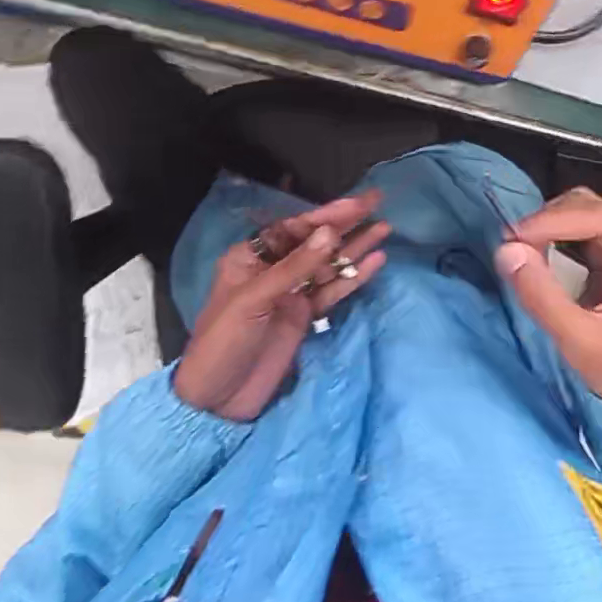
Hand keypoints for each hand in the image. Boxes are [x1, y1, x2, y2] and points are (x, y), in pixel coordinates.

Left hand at [174, 192, 388, 421]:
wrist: (217, 400)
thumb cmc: (222, 342)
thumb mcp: (253, 300)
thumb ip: (294, 267)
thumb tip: (330, 232)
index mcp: (251, 257)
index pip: (294, 228)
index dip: (326, 215)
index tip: (356, 204)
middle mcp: (274, 269)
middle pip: (315, 242)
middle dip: (346, 223)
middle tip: (377, 202)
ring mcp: (291, 293)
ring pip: (328, 265)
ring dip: (355, 248)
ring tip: (385, 228)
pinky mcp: (305, 317)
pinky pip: (332, 292)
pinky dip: (353, 277)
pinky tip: (375, 262)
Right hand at [495, 187, 601, 403]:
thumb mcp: (577, 340)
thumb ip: (542, 296)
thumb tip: (507, 251)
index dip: (557, 220)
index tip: (517, 235)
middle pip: (596, 209)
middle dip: (551, 219)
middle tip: (514, 242)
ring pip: (587, 211)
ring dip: (550, 222)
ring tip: (522, 244)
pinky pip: (582, 226)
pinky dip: (554, 230)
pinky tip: (536, 245)